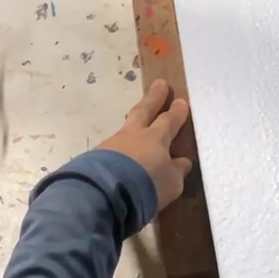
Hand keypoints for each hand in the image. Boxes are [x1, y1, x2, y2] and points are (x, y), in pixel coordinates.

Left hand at [98, 79, 194, 208]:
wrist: (107, 193)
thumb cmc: (147, 185)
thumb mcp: (171, 183)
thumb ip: (176, 171)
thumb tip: (182, 162)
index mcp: (156, 138)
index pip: (169, 120)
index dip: (176, 112)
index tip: (181, 101)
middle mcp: (134, 135)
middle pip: (144, 111)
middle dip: (154, 98)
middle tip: (160, 84)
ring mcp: (113, 143)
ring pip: (126, 128)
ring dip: (134, 123)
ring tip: (137, 124)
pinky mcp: (96, 156)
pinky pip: (112, 148)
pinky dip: (119, 148)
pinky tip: (119, 155)